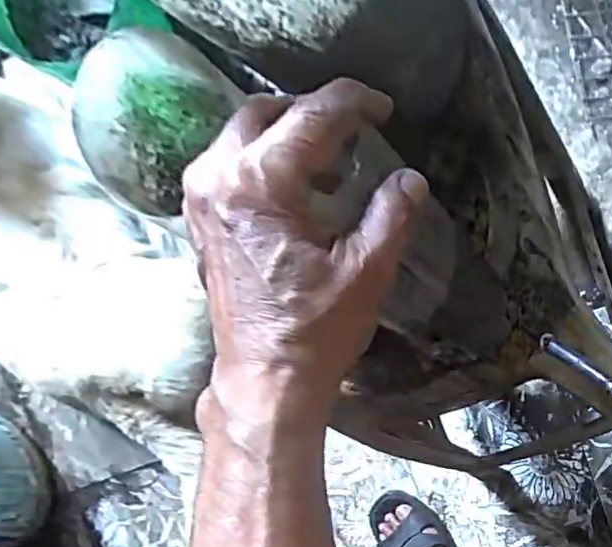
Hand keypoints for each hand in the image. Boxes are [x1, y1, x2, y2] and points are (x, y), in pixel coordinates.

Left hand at [183, 79, 426, 433]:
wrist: (268, 376)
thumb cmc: (317, 330)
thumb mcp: (366, 275)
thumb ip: (391, 218)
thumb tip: (411, 180)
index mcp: (260, 183)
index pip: (311, 119)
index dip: (352, 105)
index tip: (383, 106)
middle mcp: (217, 175)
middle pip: (265, 112)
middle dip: (314, 113)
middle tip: (357, 131)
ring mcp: (201, 196)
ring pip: (242, 135)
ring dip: (289, 137)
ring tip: (333, 165)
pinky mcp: (201, 218)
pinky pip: (231, 164)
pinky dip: (266, 161)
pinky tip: (299, 191)